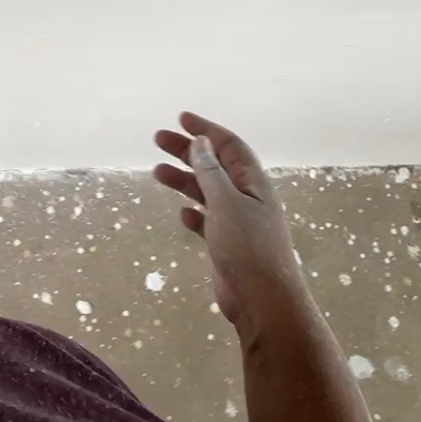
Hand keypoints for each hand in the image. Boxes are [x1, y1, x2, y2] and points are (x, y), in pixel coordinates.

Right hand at [154, 112, 311, 339]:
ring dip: (184, 180)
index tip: (181, 119)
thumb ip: (211, 171)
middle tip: (159, 140)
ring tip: (157, 172)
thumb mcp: (226, 202)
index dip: (206, 130)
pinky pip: (208, 221)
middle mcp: (247, 198)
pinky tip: (182, 215)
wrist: (263, 302)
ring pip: (207, 192)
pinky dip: (194, 214)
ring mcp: (238, 223)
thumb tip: (201, 142)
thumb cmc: (247, 247)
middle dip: (187, 151)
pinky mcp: (228, 246)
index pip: (229, 146)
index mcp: (253, 183)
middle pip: (214, 166)